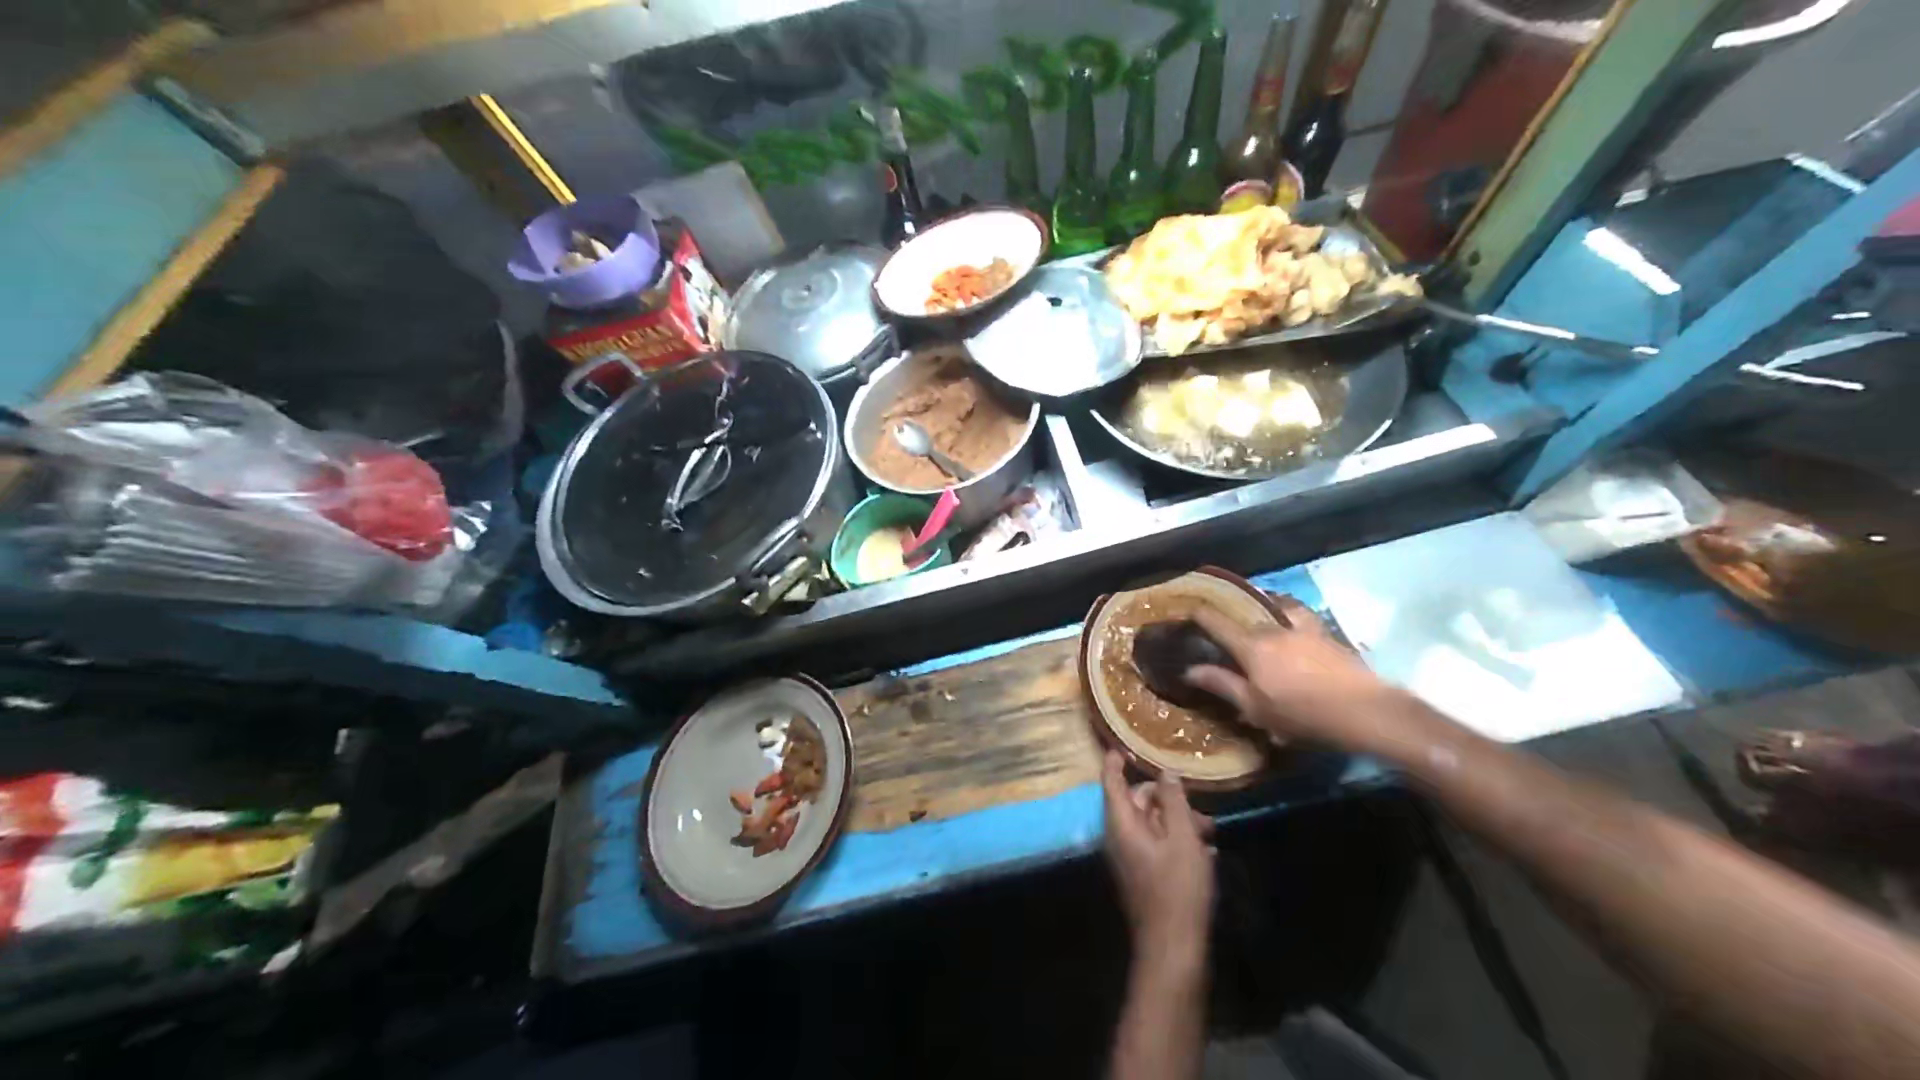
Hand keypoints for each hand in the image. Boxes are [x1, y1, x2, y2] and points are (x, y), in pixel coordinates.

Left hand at [1101, 751, 1214, 962]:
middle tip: (1201, 810)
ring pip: (1151, 824)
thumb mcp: (1183, 839)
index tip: (1122, 745)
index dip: (1115, 762)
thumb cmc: (1177, 889)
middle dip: (1168, 800)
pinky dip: (1177, 842)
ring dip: (1178, 823)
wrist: (1173, 948)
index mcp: (1121, 825)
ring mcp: (1129, 858)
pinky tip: (1205, 853)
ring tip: (1210, 834)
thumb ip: (1174, 802)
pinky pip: (1156, 845)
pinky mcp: (1142, 874)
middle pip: (1137, 803)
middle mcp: (1118, 838)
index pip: (1112, 783)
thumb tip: (1165, 772)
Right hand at [1187, 598, 1429, 759]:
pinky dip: (1290, 615)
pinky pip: (1300, 617)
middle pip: (1246, 616)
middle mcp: (1274, 629)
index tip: (1187, 610)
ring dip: (1263, 610)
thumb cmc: (1302, 714)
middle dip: (1233, 618)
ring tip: (1260, 616)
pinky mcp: (1327, 635)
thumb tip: (1190, 669)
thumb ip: (1223, 685)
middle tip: (1225, 627)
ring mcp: (1303, 629)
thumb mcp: (1256, 708)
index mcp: (1252, 646)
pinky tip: (1293, 627)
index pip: (1217, 622)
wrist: (1365, 712)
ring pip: (1275, 611)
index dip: (1199, 614)